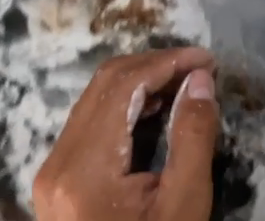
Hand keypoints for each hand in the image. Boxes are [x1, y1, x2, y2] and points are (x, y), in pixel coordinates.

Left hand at [33, 48, 220, 220]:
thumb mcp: (183, 202)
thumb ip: (192, 135)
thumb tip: (200, 79)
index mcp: (85, 166)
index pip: (124, 84)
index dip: (169, 61)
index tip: (210, 62)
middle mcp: (59, 161)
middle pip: (106, 83)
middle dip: (157, 64)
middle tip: (200, 70)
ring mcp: (54, 171)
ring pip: (97, 97)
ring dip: (143, 80)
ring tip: (186, 84)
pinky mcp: (60, 180)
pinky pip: (93, 119)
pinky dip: (128, 102)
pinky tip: (159, 109)